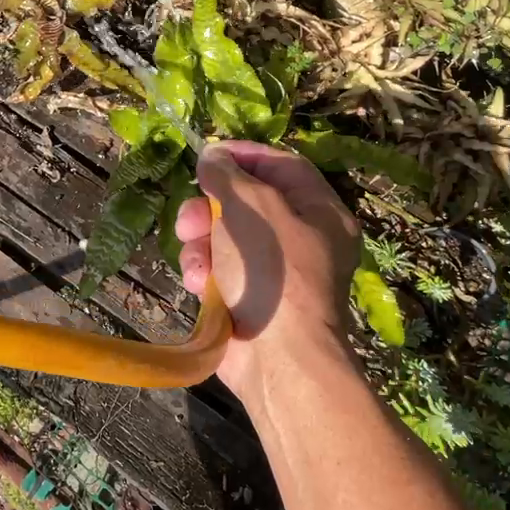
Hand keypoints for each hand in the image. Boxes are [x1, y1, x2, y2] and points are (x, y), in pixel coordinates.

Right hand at [174, 141, 359, 404]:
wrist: (277, 355)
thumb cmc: (272, 270)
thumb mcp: (250, 205)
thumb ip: (227, 173)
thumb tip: (213, 157)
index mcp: (320, 212)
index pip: (282, 165)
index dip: (244, 154)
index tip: (207, 154)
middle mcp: (300, 238)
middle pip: (244, 201)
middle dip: (208, 207)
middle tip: (189, 219)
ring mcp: (272, 270)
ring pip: (221, 234)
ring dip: (199, 242)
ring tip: (196, 261)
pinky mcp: (246, 295)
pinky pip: (215, 266)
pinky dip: (202, 271)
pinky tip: (200, 284)